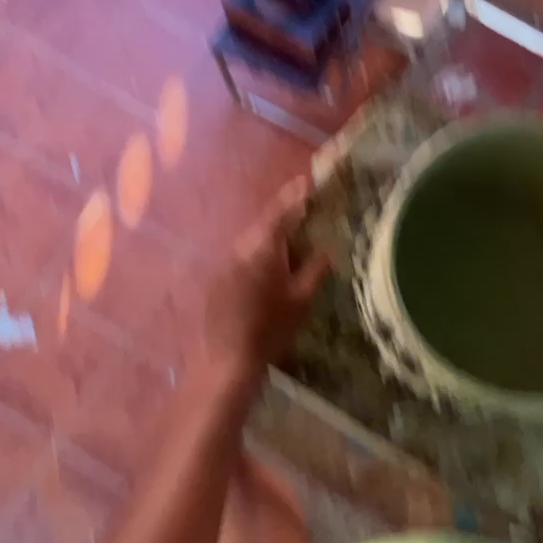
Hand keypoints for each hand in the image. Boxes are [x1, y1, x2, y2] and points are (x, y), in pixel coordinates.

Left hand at [200, 176, 331, 384]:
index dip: (295, 194)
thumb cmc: (270, 330)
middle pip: (265, 224)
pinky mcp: (216, 280)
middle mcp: (240, 248)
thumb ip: (315, 270)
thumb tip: (326, 249)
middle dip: (284, 216)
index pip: (281, 211)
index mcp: (263, 248)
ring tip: (290, 243)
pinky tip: (268, 271)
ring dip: (270, 238)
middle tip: (304, 213)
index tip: (306, 180)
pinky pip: (241, 257)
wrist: (225, 362)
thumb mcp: (301, 300)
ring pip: (252, 241)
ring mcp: (224, 264)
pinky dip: (257, 256)